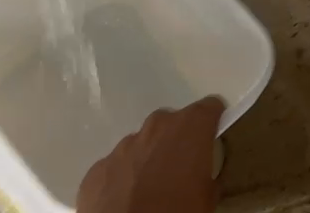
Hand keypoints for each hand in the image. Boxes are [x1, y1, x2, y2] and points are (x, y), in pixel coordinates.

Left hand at [76, 97, 223, 212]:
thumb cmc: (177, 210)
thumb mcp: (208, 195)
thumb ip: (208, 172)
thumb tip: (200, 174)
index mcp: (191, 126)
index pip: (209, 107)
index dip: (212, 121)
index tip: (210, 137)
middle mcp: (157, 126)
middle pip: (172, 122)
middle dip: (176, 139)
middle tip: (178, 167)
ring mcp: (123, 146)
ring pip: (142, 143)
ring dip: (148, 157)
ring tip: (147, 186)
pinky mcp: (97, 170)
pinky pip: (116, 166)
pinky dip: (122, 177)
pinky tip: (124, 198)